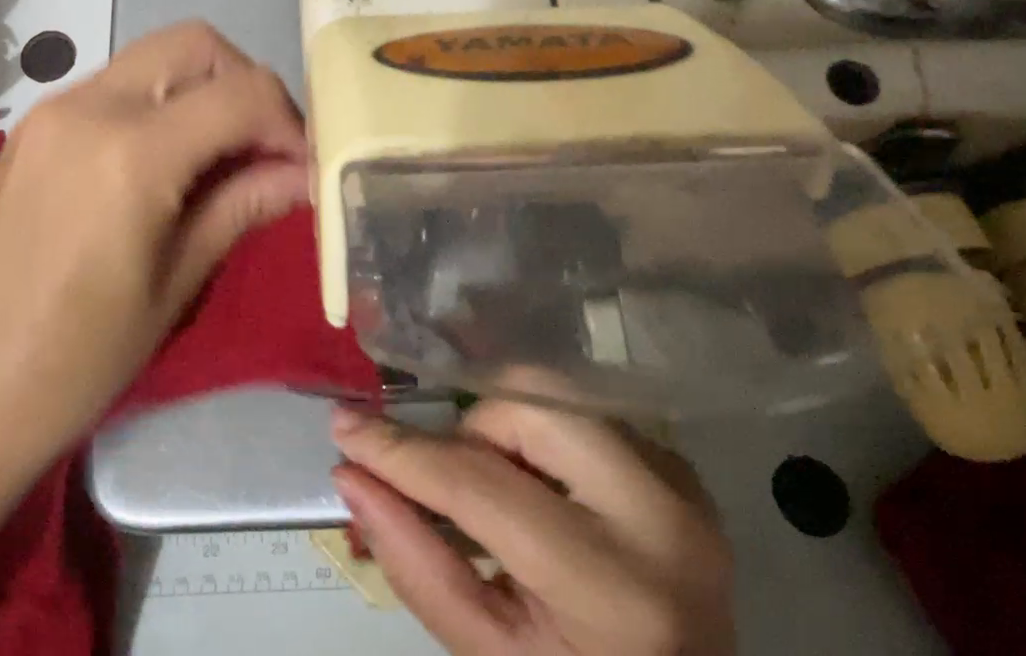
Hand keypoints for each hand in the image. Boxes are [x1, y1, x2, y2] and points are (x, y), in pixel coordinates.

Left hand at [0, 23, 308, 655]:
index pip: (241, 92)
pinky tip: (171, 166)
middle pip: (195, 45)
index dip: (289, 122)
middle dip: (247, 84)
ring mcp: (50, 112)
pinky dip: (160, 106)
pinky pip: (115, 89)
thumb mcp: (177, 283)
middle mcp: (87, 106)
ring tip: (227, 159)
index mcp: (131, 151)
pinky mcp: (30, 131)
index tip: (306, 168)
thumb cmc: (77, 360)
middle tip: (269, 149)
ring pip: (152, 60)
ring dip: (202, 91)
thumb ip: (242, 206)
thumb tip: (304, 174)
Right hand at [330, 401, 734, 655]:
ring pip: (559, 396)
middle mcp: (660, 514)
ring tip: (503, 494)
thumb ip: (415, 563)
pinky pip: (588, 414)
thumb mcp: (488, 650)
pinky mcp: (681, 466)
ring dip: (508, 432)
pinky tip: (546, 494)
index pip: (481, 486)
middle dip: (470, 431)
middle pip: (531, 404)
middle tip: (450, 483)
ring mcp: (681, 483)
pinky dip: (546, 438)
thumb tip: (353, 476)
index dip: (401, 453)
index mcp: (610, 585)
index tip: (344, 427)